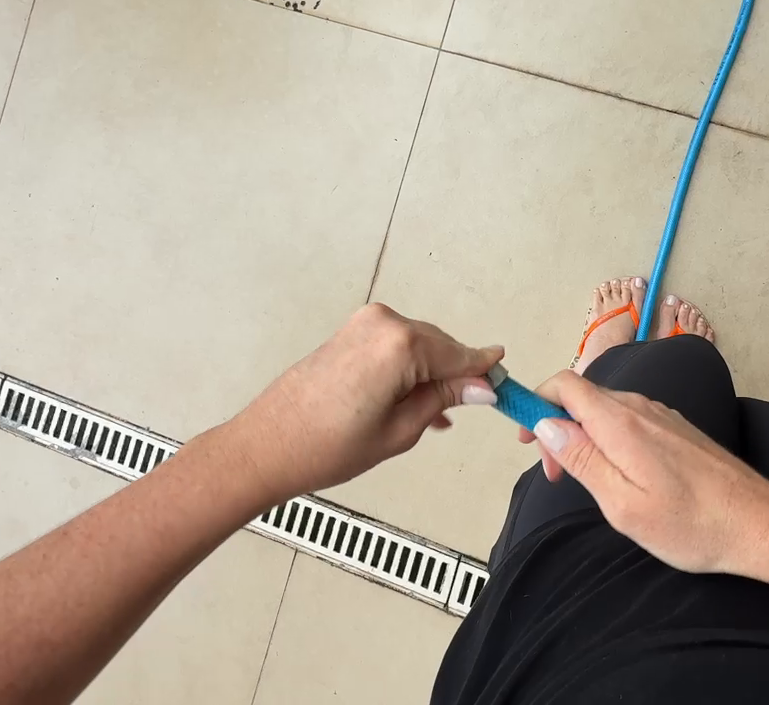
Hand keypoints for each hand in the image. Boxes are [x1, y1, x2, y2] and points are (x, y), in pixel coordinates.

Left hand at [228, 303, 502, 503]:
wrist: (265, 446)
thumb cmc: (327, 446)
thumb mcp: (400, 430)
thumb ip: (444, 399)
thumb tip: (482, 388)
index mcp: (401, 344)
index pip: (458, 355)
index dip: (482, 372)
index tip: (503, 383)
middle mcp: (385, 323)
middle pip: (439, 346)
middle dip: (454, 374)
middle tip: (467, 409)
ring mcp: (364, 323)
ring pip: (418, 346)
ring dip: (430, 374)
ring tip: (435, 415)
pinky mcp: (350, 331)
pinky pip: (395, 345)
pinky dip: (408, 368)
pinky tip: (414, 400)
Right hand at [522, 369, 768, 575]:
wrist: (759, 523)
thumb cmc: (690, 523)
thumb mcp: (623, 505)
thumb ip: (582, 459)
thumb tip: (546, 424)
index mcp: (619, 422)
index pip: (564, 384)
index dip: (535, 401)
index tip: (524, 439)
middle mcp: (638, 406)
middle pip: (580, 397)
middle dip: (556, 428)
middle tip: (557, 476)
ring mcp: (659, 413)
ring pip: (603, 409)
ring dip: (582, 435)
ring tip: (584, 479)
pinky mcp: (674, 426)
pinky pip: (626, 418)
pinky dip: (607, 437)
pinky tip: (617, 473)